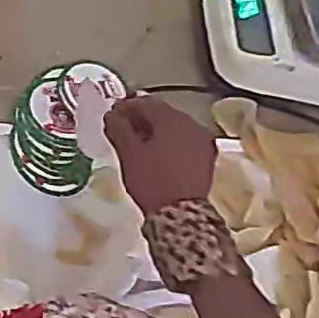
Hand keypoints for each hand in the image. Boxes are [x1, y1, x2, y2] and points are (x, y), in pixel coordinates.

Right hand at [104, 98, 218, 214]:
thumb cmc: (152, 181)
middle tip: (123, 125)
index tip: (113, 112)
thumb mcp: (129, 154)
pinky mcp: (207, 156)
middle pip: (162, 113)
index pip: (145, 103)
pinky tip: (157, 152)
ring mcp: (202, 140)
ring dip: (156, 129)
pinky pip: (185, 140)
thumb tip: (112, 115)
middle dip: (142, 116)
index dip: (126, 106)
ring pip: (175, 126)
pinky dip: (170, 141)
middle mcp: (191, 124)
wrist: (181, 214)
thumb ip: (119, 129)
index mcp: (171, 120)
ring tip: (138, 140)